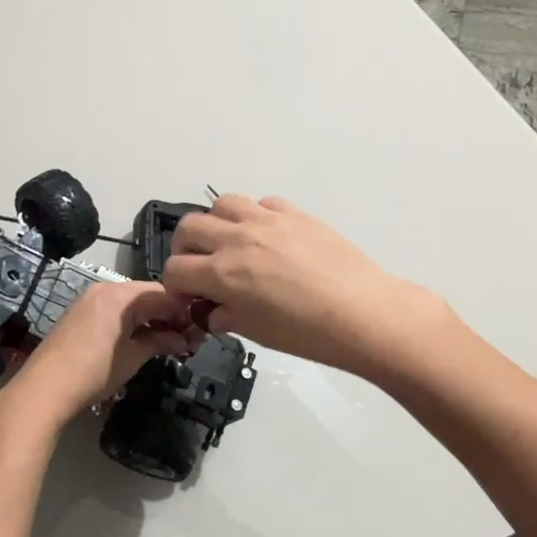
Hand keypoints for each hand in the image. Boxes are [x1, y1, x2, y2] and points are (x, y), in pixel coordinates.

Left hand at [0, 282, 200, 428]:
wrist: (45, 388)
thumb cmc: (94, 371)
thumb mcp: (133, 357)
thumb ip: (160, 341)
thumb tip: (183, 340)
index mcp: (120, 294)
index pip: (164, 294)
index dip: (185, 312)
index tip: (201, 331)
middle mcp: (104, 289)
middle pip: (148, 296)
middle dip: (170, 316)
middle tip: (189, 340)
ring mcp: (89, 301)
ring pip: (132, 304)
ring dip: (152, 320)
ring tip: (169, 343)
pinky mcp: (79, 315)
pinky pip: (115, 311)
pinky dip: (132, 323)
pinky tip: (143, 340)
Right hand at [164, 195, 451, 379]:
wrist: (361, 312)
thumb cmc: (306, 332)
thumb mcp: (255, 332)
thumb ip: (226, 316)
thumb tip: (215, 312)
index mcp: (221, 273)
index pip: (175, 270)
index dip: (175, 286)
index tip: (188, 297)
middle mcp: (236, 239)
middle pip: (188, 229)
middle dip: (185, 250)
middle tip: (200, 267)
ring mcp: (266, 221)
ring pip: (222, 205)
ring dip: (217, 224)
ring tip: (230, 244)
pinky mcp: (294, 213)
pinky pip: (261, 203)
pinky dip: (255, 217)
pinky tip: (267, 237)